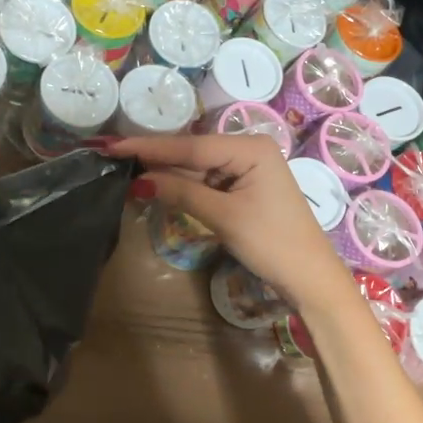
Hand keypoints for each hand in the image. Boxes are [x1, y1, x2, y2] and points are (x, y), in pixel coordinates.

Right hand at [98, 135, 361, 314]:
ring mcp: (247, 168)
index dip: (149, 147)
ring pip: (197, 165)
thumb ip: (182, 193)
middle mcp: (248, 148)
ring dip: (165, 171)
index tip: (112, 146)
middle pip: (192, 150)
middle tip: (111, 155)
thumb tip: (139, 181)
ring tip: (124, 168)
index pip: (190, 145)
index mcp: (249, 147)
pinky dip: (183, 184)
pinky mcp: (245, 188)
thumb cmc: (272, 243)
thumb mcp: (224, 216)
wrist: (310, 277)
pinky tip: (156, 184)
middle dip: (154, 156)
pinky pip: (207, 180)